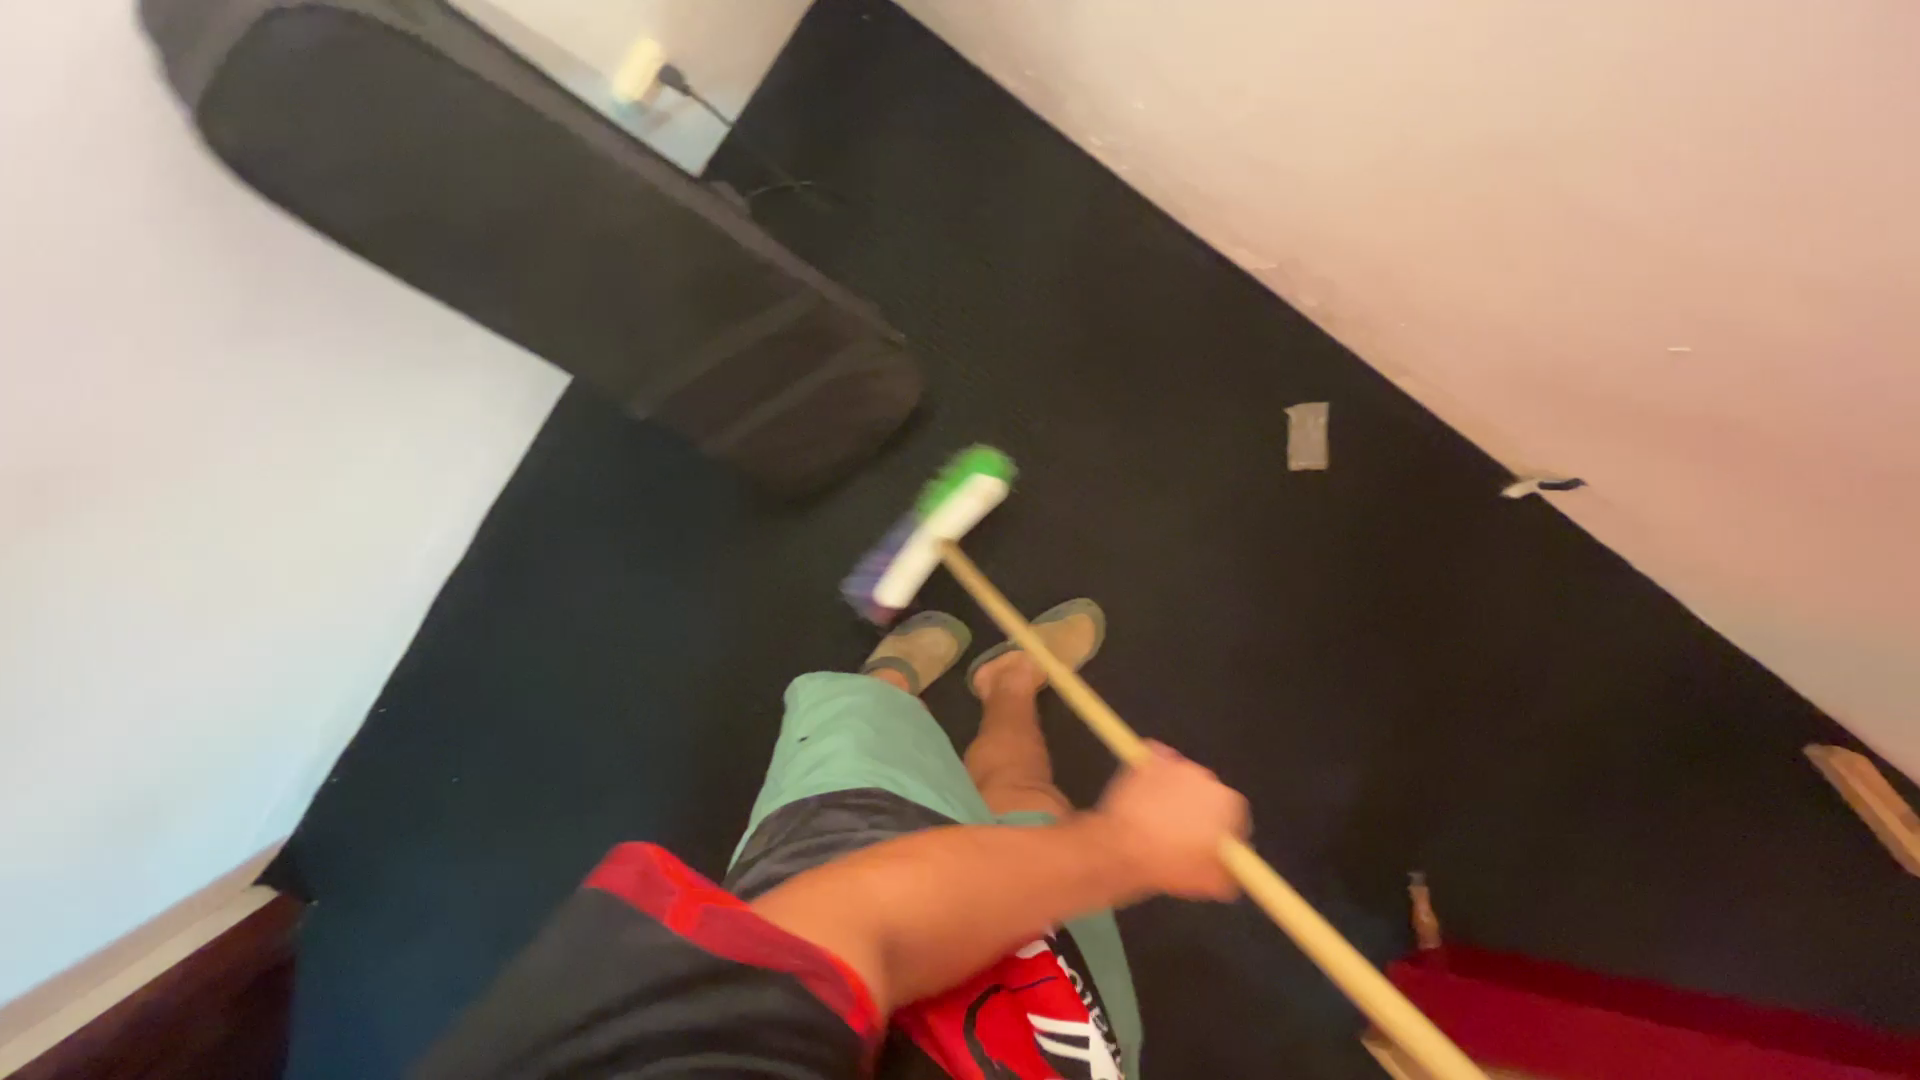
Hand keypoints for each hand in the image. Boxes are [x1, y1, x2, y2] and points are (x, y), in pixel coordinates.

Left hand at [1092, 741, 1248, 900]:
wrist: (1125, 846)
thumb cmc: (1171, 864)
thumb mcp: (1213, 883)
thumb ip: (1232, 870)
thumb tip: (1232, 866)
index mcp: (1229, 804)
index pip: (1236, 817)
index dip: (1223, 834)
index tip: (1210, 846)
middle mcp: (1207, 778)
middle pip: (1209, 795)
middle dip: (1199, 812)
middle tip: (1182, 834)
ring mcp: (1175, 764)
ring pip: (1182, 780)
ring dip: (1175, 794)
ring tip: (1157, 819)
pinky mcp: (1148, 759)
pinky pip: (1157, 762)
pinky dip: (1154, 775)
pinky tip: (1146, 795)